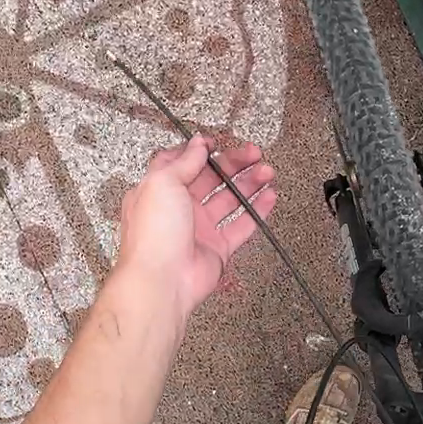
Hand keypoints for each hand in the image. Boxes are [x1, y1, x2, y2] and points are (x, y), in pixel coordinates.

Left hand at [113, 136, 277, 320]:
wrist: (163, 281)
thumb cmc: (153, 235)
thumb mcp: (162, 182)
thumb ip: (184, 161)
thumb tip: (197, 143)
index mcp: (160, 191)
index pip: (182, 164)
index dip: (200, 151)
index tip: (216, 143)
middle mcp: (179, 209)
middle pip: (211, 178)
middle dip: (233, 163)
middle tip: (253, 154)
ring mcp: (199, 229)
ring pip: (230, 200)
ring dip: (249, 183)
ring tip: (267, 171)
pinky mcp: (217, 248)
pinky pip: (242, 225)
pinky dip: (257, 210)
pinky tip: (269, 197)